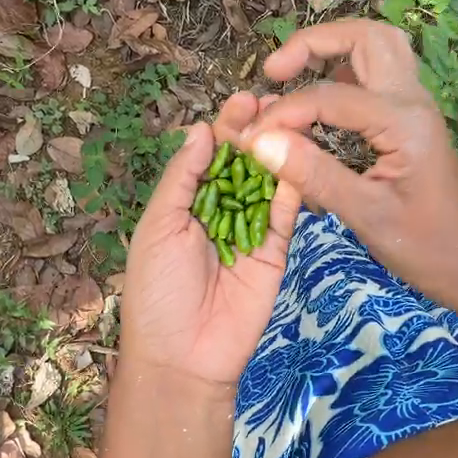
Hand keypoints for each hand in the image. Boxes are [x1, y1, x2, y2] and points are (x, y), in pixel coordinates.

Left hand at [121, 95, 301, 387]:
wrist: (183, 356)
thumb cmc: (157, 289)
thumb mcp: (158, 227)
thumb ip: (182, 178)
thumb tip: (200, 129)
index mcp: (187, 203)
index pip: (210, 155)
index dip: (225, 127)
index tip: (243, 100)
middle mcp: (220, 211)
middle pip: (243, 163)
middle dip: (255, 133)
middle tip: (272, 104)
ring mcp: (251, 231)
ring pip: (268, 184)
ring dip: (277, 153)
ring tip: (291, 121)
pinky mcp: (276, 251)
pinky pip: (286, 216)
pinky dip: (294, 189)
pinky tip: (301, 159)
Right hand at [234, 20, 457, 312]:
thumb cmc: (421, 246)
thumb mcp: (364, 216)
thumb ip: (313, 174)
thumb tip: (258, 140)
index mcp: (405, 123)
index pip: (331, 97)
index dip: (284, 112)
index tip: (251, 137)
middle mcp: (414, 101)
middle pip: (366, 36)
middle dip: (314, 42)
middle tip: (274, 72)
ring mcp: (417, 105)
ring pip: (377, 45)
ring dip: (333, 47)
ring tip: (292, 73)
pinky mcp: (412, 116)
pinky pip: (380, 71)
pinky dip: (345, 68)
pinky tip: (320, 98)